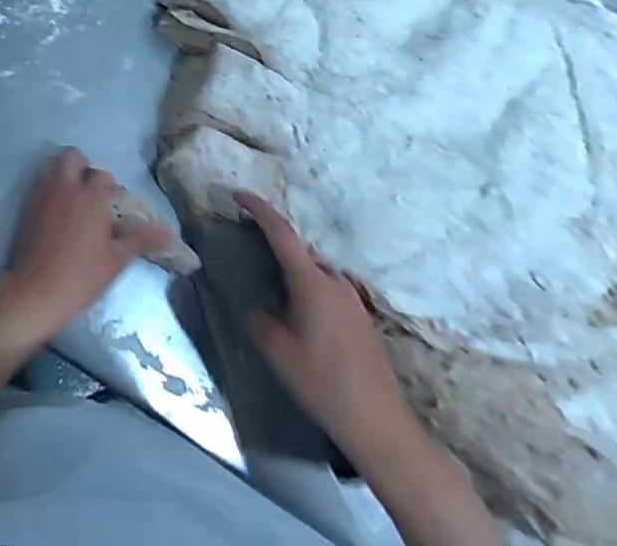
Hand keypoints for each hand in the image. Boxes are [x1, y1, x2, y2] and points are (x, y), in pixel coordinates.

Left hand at [0, 147, 176, 351]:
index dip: (111, 187)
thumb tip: (171, 233)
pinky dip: (51, 185)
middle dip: (84, 167)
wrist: (35, 292)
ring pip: (54, 165)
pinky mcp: (28, 205)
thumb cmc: (81, 276)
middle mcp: (66, 186)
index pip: (104, 176)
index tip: (113, 203)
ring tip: (74, 195)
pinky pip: (41, 182)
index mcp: (92, 196)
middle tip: (91, 191)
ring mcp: (44, 193)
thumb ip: (143, 238)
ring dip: (65, 172)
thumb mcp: (117, 258)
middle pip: (74, 157)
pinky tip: (57, 209)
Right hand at [238, 190, 414, 454]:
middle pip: (299, 253)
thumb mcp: (277, 351)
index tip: (237, 194)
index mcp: (312, 282)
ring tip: (274, 298)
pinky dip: (308, 293)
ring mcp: (352, 300)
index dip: (258, 209)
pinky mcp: (361, 319)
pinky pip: (327, 292)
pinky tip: (301, 322)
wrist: (378, 422)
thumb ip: (260, 319)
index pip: (281, 233)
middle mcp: (334, 282)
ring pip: (314, 274)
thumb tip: (259, 307)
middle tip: (250, 259)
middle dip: (274, 249)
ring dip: (293, 276)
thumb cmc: (323, 382)